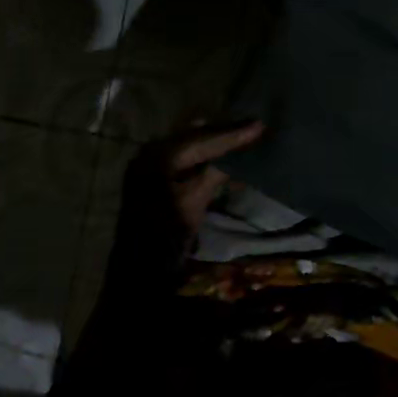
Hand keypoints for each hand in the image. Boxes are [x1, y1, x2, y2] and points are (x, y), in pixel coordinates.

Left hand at [105, 120, 263, 296]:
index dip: (232, 134)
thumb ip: (213, 175)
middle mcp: (150, 153)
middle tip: (253, 127)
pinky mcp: (152, 179)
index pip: (201, 139)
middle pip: (193, 136)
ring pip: (187, 145)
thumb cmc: (164, 237)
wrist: (137, 272)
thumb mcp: (193, 204)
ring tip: (241, 138)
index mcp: (158, 156)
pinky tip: (220, 159)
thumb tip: (236, 156)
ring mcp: (147, 165)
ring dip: (212, 143)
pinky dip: (202, 156)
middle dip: (222, 133)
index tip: (259, 124)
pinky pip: (182, 158)